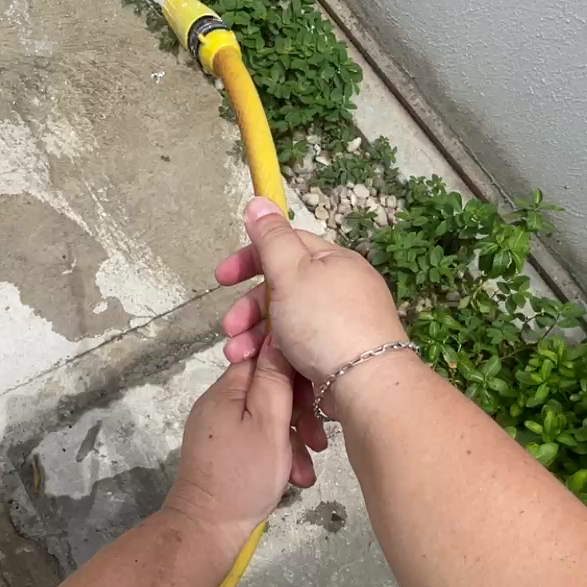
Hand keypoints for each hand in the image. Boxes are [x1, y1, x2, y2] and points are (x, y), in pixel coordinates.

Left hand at [163, 336, 314, 547]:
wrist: (208, 528)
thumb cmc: (243, 475)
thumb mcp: (268, 423)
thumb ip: (275, 379)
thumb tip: (277, 335)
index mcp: (226, 389)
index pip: (265, 358)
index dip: (295, 373)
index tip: (316, 397)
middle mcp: (220, 403)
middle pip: (269, 390)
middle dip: (299, 415)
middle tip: (318, 442)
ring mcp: (220, 427)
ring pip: (268, 419)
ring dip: (293, 442)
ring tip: (305, 471)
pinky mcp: (224, 450)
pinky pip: (258, 439)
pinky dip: (278, 455)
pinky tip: (294, 478)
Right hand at [215, 196, 408, 419]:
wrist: (366, 385)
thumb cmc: (326, 323)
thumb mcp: (292, 273)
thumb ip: (271, 238)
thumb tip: (258, 201)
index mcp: (333, 262)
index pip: (286, 247)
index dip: (249, 258)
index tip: (221, 279)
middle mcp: (339, 290)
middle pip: (281, 290)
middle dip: (248, 308)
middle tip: (229, 328)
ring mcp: (339, 325)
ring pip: (286, 323)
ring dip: (255, 336)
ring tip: (238, 355)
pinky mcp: (336, 357)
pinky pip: (297, 348)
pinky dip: (274, 354)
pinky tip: (260, 366)